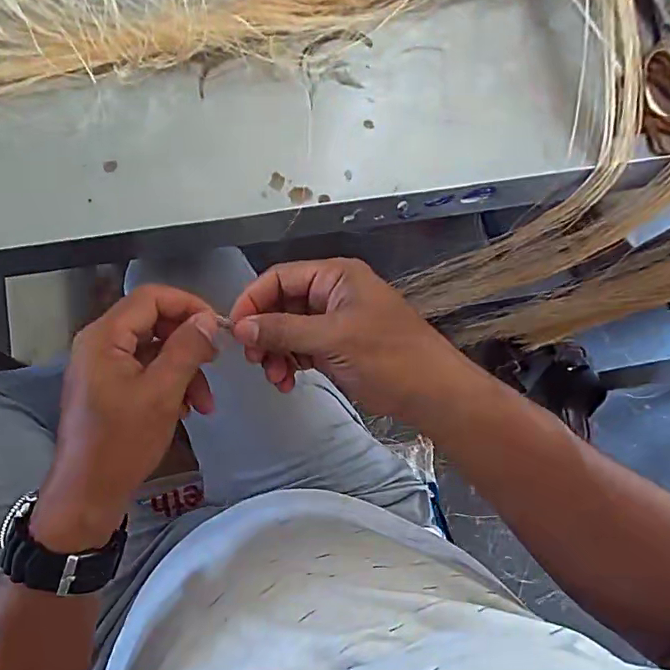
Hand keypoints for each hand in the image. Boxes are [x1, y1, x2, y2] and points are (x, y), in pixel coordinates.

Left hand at [33, 286, 219, 551]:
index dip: (189, 306)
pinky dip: (170, 384)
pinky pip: (146, 371)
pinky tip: (186, 408)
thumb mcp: (162, 393)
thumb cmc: (120, 444)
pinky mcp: (109, 388)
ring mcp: (103, 367)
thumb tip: (207, 321)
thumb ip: (186, 349)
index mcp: (104, 338)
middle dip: (189, 343)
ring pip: (154, 350)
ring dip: (184, 370)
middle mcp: (99, 345)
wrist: (88, 492)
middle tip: (215, 362)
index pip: (151, 298)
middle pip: (154, 323)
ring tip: (204, 402)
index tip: (218, 326)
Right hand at [226, 258, 485, 423]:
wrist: (432, 392)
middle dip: (265, 333)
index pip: (279, 278)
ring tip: (276, 378)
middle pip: (281, 305)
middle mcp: (333, 294)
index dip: (253, 300)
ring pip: (290, 331)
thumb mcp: (332, 339)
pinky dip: (291, 364)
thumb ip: (283, 330)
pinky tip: (288, 382)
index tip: (236, 331)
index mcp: (336, 277)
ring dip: (276, 353)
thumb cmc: (389, 357)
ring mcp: (336, 322)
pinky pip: (303, 350)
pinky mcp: (339, 348)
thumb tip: (241, 328)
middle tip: (256, 361)